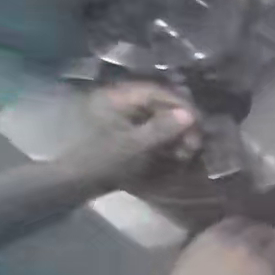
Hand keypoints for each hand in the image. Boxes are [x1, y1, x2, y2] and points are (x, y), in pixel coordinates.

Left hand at [57, 83, 198, 188]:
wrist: (75, 182)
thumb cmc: (104, 161)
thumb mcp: (136, 145)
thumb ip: (163, 128)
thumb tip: (190, 115)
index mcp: (117, 98)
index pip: (157, 92)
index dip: (181, 105)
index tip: (199, 123)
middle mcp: (120, 101)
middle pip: (160, 105)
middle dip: (181, 124)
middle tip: (194, 144)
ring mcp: (122, 116)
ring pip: (159, 118)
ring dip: (177, 134)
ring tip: (186, 152)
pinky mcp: (125, 131)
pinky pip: (153, 129)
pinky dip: (167, 140)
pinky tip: (175, 154)